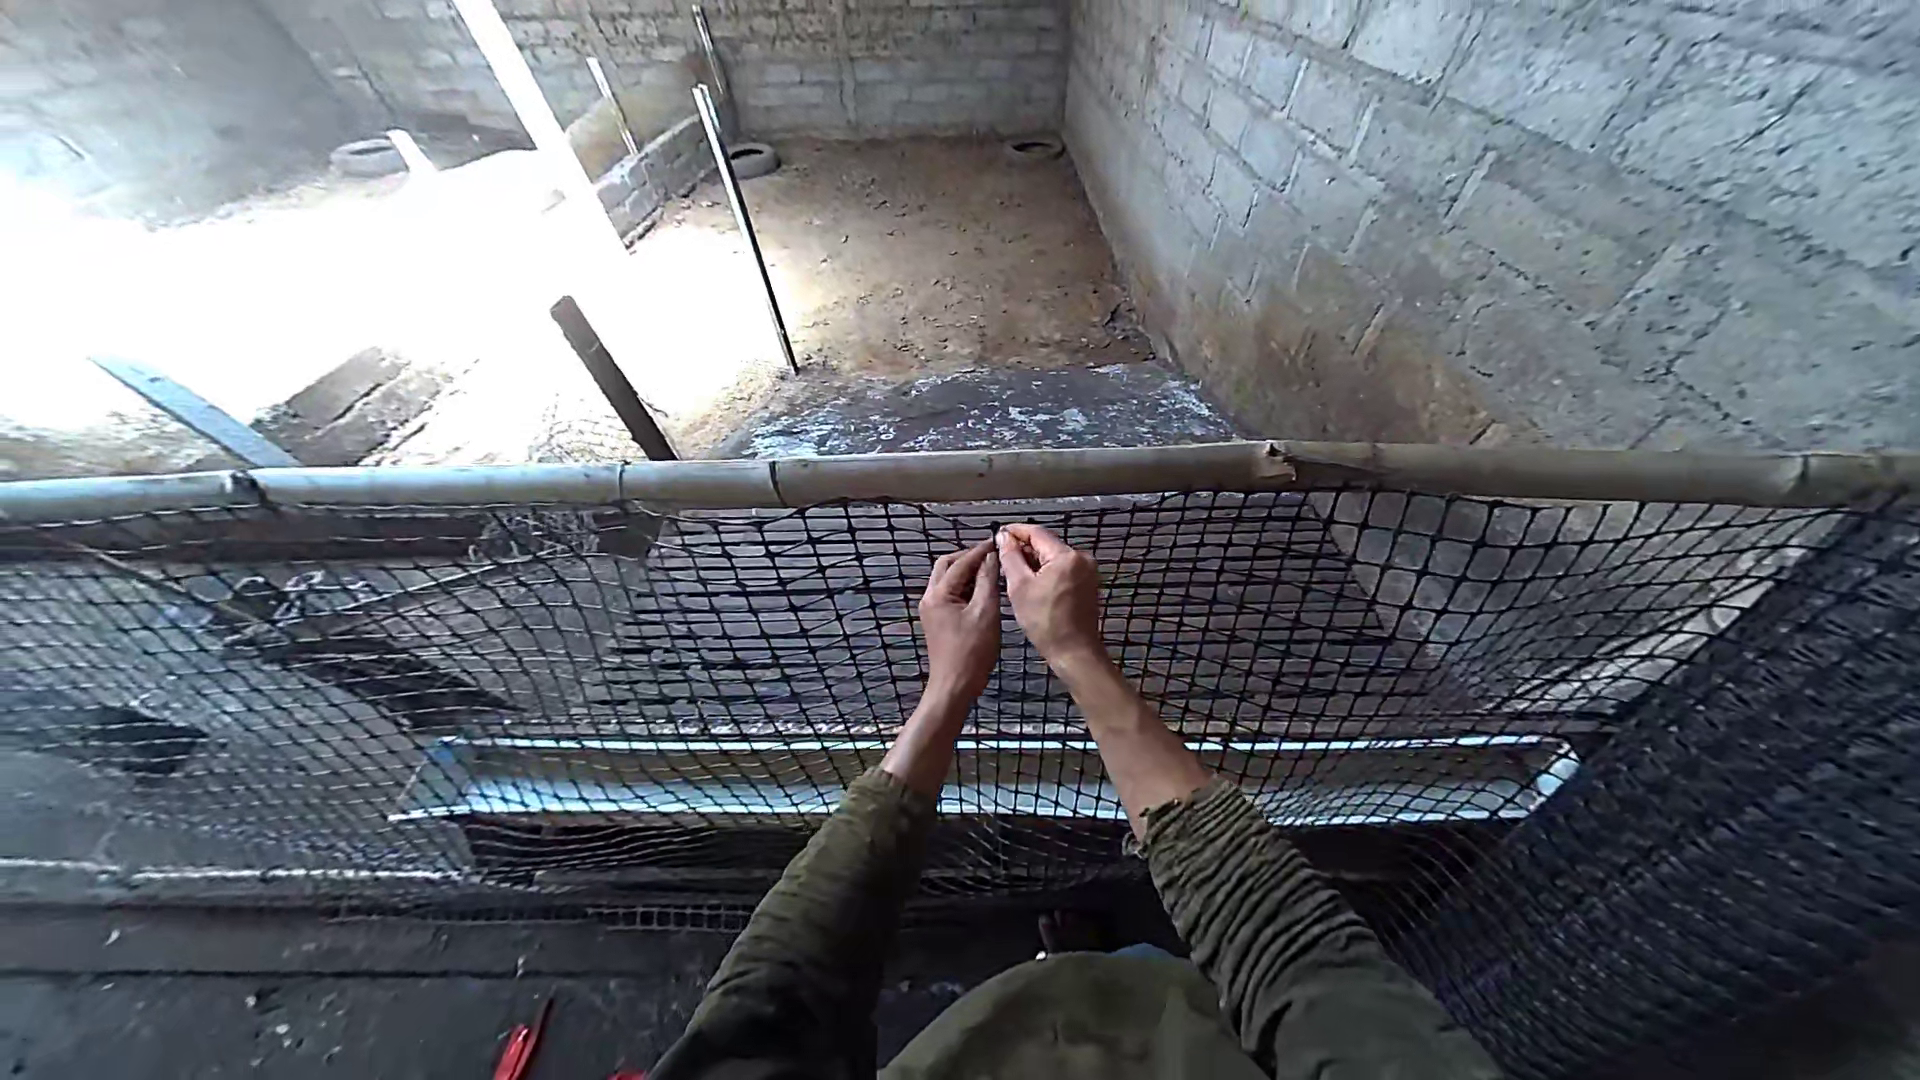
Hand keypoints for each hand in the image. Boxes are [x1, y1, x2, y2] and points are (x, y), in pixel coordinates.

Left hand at [918, 538, 1000, 703]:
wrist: (954, 686)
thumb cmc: (972, 651)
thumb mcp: (986, 612)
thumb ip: (988, 581)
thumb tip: (991, 557)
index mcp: (938, 594)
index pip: (960, 562)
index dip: (980, 551)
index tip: (997, 542)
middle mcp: (929, 597)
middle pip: (947, 566)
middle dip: (969, 558)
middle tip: (992, 556)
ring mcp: (931, 609)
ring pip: (948, 580)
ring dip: (967, 572)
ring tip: (991, 571)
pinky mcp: (937, 619)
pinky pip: (950, 594)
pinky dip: (965, 587)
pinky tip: (983, 590)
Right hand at [996, 524, 1105, 668]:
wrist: (1074, 652)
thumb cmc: (1045, 622)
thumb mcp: (1020, 587)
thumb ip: (1010, 557)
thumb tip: (1003, 536)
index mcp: (1067, 556)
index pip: (1037, 532)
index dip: (1015, 531)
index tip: (998, 534)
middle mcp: (1082, 558)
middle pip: (1046, 544)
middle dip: (1024, 548)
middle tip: (1002, 556)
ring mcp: (1087, 571)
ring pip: (1054, 557)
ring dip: (1034, 561)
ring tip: (1013, 571)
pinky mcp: (1087, 584)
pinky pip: (1062, 569)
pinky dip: (1046, 572)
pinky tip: (1031, 582)